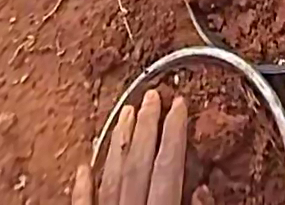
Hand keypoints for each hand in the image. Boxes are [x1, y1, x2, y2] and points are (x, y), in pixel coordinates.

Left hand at [73, 89, 186, 204]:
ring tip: (126, 112)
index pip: (167, 168)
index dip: (174, 133)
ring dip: (119, 143)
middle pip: (137, 164)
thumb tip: (201, 190)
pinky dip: (82, 188)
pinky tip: (83, 168)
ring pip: (111, 177)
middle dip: (146, 126)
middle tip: (151, 95)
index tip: (179, 102)